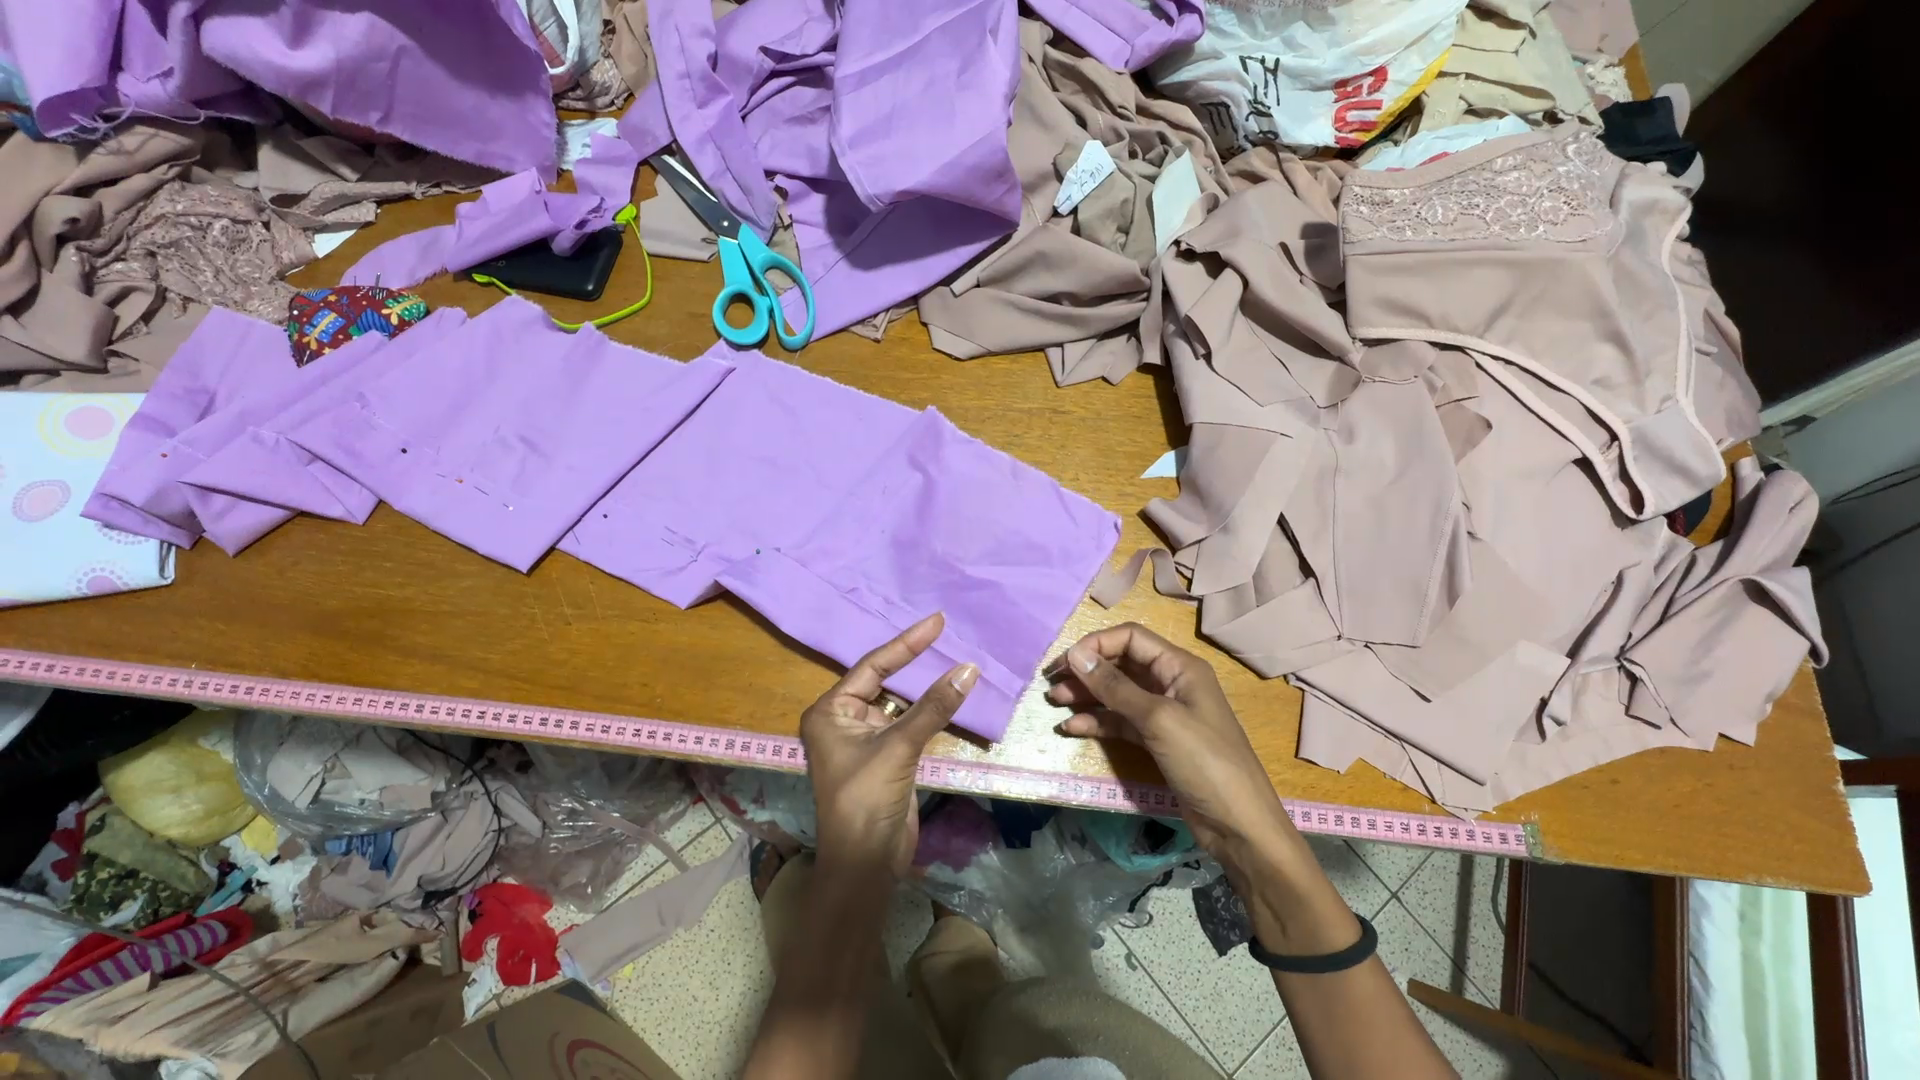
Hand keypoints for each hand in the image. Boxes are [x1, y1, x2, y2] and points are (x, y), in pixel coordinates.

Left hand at [801, 612, 976, 877]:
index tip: (937, 621)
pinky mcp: (884, 760)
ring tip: (953, 661)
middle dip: (912, 660)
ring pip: (898, 704)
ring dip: (923, 688)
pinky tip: (948, 698)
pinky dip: (927, 712)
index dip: (906, 643)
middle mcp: (842, 721)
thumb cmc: (865, 799)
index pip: (872, 666)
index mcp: (829, 712)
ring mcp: (864, 741)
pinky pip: (907, 725)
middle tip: (944, 634)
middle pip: (882, 680)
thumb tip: (968, 669)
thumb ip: (933, 707)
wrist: (864, 863)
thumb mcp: (898, 747)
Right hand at [1047, 623, 1290, 866]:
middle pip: (1121, 664)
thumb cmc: (1204, 761)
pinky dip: (1097, 722)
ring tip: (1055, 703)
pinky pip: (1120, 722)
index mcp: (1180, 667)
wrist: (1237, 823)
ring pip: (1117, 694)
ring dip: (1087, 696)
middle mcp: (1171, 683)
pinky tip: (1073, 728)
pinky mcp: (1156, 741)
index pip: (1130, 638)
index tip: (1065, 663)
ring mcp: (1163, 713)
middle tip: (1051, 683)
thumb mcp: (1158, 719)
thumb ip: (1116, 687)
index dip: (1096, 645)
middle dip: (1087, 670)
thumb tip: (1076, 656)